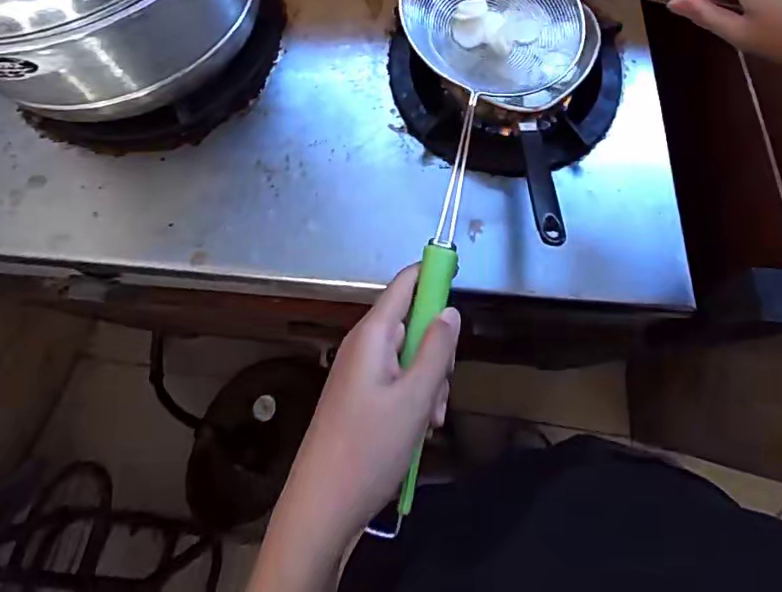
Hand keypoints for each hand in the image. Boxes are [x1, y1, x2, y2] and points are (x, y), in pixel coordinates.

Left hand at [269, 266, 458, 545]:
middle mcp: (365, 345)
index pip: (405, 283)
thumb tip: (450, 311)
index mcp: (373, 334)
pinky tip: (416, 434)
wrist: (321, 507)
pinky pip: (398, 383)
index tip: (459, 275)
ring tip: (426, 423)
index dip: (432, 273)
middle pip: (414, 325)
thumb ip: (437, 350)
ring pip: (411, 359)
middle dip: (437, 354)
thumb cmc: (368, 448)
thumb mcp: (415, 398)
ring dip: (428, 386)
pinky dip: (414, 402)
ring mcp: (361, 372)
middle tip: (438, 391)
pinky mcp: (361, 398)